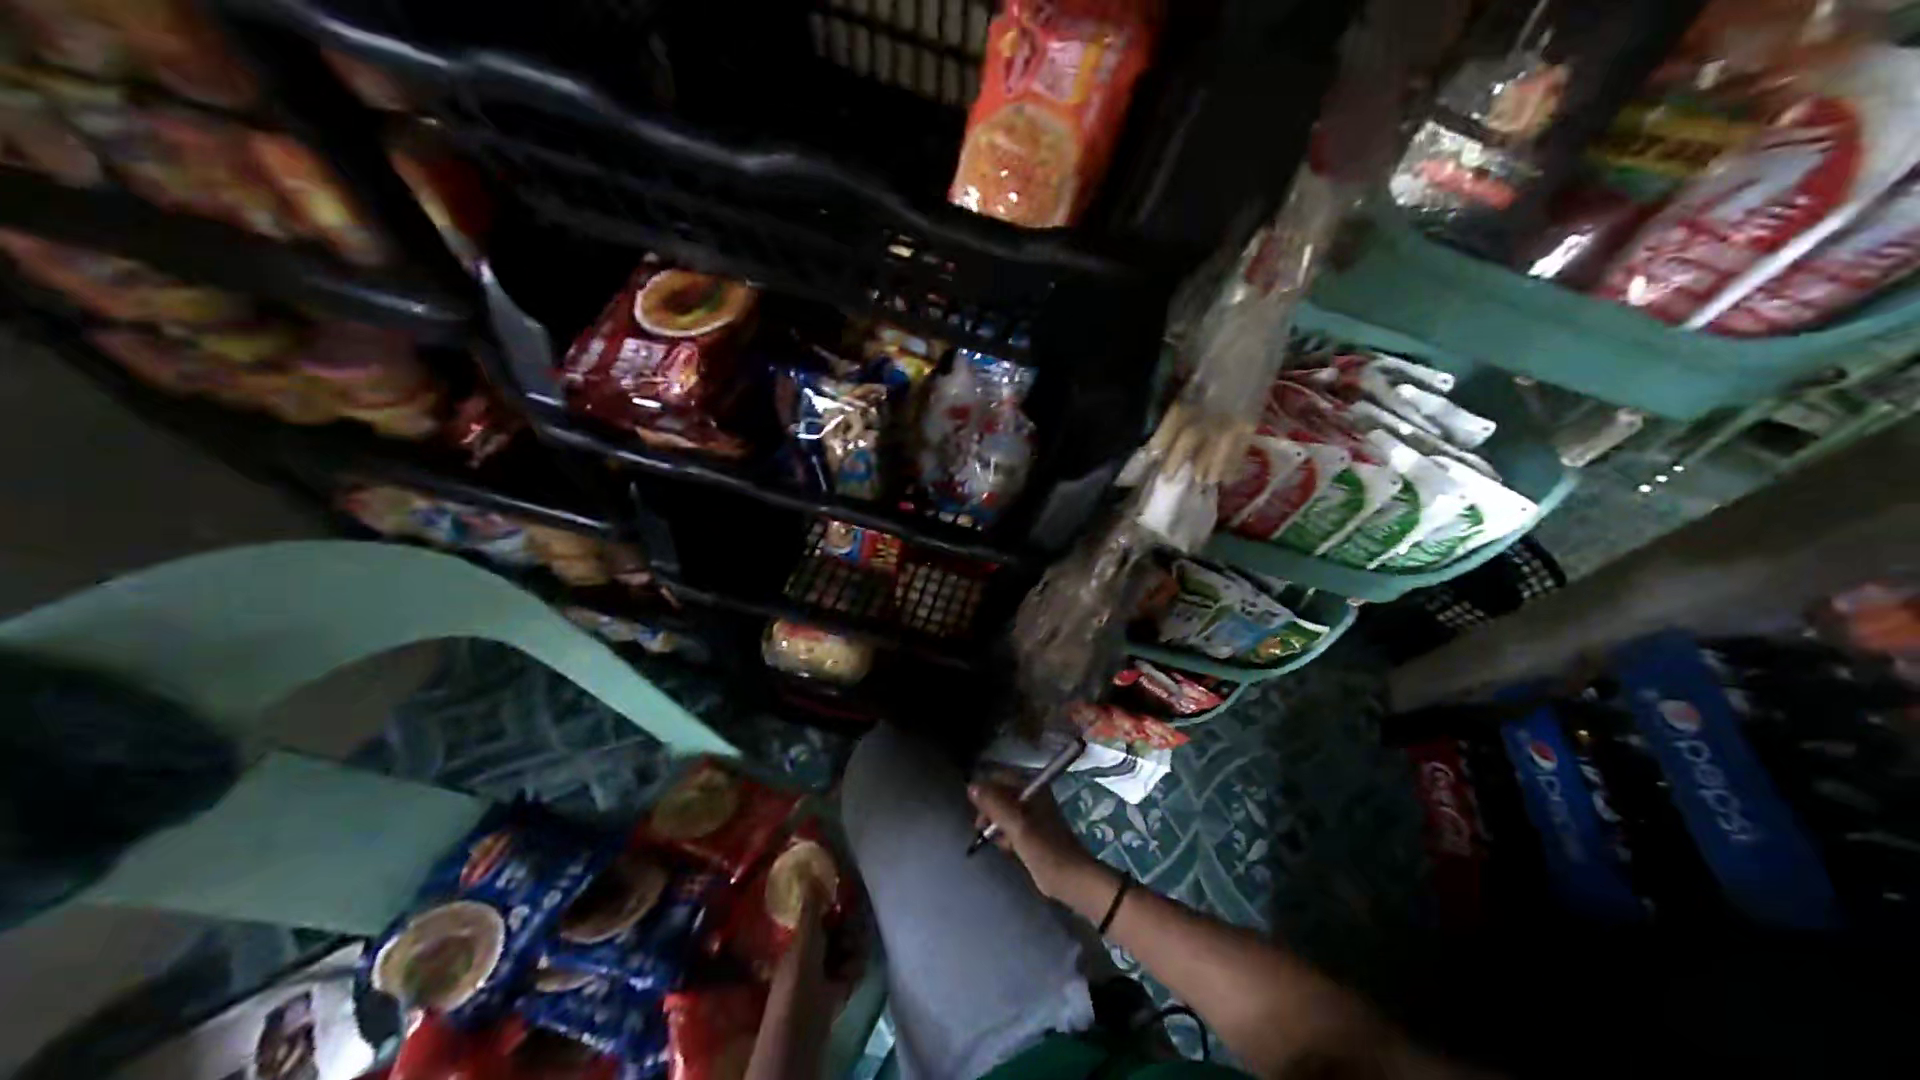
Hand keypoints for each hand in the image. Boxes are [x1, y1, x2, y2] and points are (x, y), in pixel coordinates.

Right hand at [968, 780, 1106, 903]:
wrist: (1067, 877)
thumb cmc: (1043, 848)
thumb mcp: (1016, 823)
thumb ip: (993, 803)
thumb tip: (971, 786)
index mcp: (1032, 787)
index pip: (1000, 777)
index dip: (985, 790)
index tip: (976, 808)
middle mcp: (1031, 796)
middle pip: (999, 795)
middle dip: (989, 811)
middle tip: (983, 827)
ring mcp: (1031, 814)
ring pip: (1002, 813)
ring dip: (996, 826)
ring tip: (1000, 841)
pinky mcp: (1030, 832)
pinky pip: (1009, 827)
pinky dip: (1005, 836)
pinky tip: (1008, 848)